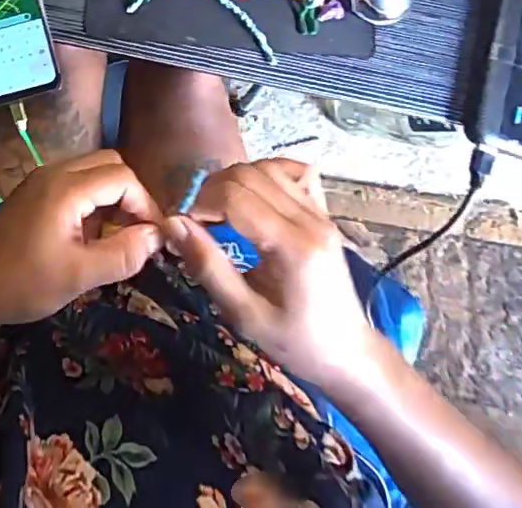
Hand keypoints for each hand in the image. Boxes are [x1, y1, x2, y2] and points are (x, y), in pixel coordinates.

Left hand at [0, 150, 163, 339]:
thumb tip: (157, 237)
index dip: (145, 204)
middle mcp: (54, 172)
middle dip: (131, 195)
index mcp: (65, 188)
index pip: (122, 177)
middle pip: (109, 164)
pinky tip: (92, 233)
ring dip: (112, 197)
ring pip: (93, 170)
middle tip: (138, 233)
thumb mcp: (79, 276)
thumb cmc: (23, 282)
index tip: (155, 238)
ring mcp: (42, 178)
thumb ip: (122, 254)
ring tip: (118, 237)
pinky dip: (93, 199)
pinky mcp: (35, 190)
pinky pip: (75, 181)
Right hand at [164, 159, 392, 390]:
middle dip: (211, 190)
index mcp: (293, 247)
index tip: (186, 227)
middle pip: (247, 174)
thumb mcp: (243, 315)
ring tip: (221, 210)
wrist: (349, 354)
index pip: (235, 197)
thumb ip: (207, 266)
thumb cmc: (295, 342)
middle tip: (200, 221)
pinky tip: (253, 194)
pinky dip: (265, 172)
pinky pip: (292, 170)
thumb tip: (173, 223)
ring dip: (233, 180)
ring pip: (266, 167)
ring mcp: (320, 212)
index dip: (200, 204)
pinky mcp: (323, 211)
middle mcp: (310, 220)